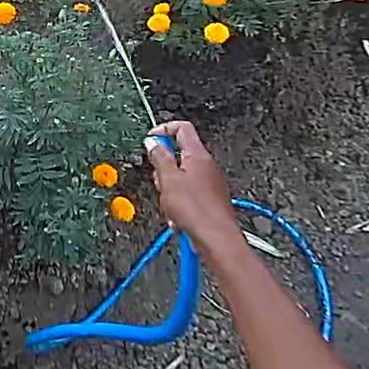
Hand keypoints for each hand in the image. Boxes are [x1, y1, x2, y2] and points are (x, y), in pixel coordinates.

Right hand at [144, 121, 243, 259]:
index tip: (151, 140)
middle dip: (164, 168)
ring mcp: (209, 183)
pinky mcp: (208, 199)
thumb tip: (153, 142)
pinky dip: (178, 203)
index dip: (164, 130)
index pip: (182, 128)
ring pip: (180, 177)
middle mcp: (206, 166)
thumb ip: (159, 157)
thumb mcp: (168, 179)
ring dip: (170, 189)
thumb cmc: (197, 210)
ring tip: (171, 203)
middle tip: (161, 180)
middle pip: (178, 155)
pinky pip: (187, 194)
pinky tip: (178, 216)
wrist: (216, 239)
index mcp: (198, 155)